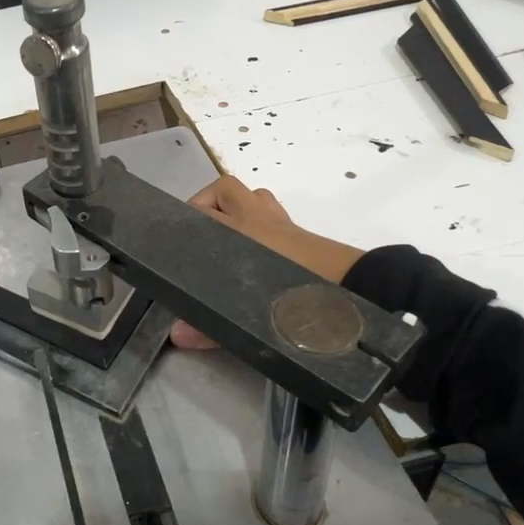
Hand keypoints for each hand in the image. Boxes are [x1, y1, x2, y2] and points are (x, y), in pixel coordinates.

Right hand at [168, 177, 363, 348]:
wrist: (353, 289)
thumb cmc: (294, 297)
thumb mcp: (246, 318)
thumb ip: (208, 328)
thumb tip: (177, 334)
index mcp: (237, 228)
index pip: (198, 210)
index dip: (181, 221)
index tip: (169, 242)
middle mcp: (256, 218)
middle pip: (224, 190)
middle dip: (206, 206)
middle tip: (197, 239)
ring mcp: (282, 223)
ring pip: (254, 199)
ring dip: (238, 211)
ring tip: (225, 241)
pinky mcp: (302, 235)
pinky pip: (274, 218)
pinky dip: (263, 226)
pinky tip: (258, 254)